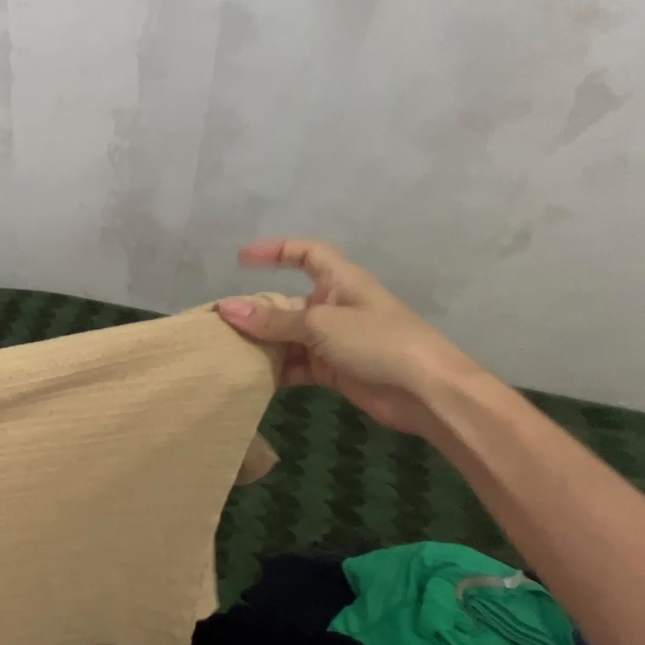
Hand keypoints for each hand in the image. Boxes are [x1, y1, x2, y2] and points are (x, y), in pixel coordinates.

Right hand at [215, 238, 481, 434]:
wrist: (427, 393)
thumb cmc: (380, 342)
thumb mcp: (320, 324)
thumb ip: (272, 320)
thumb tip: (225, 308)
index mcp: (341, 283)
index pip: (307, 254)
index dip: (276, 250)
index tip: (240, 259)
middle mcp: (333, 307)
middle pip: (283, 303)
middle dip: (253, 313)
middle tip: (217, 325)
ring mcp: (331, 340)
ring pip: (284, 337)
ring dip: (259, 345)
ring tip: (227, 354)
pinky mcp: (330, 369)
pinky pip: (292, 365)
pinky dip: (272, 370)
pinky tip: (249, 378)